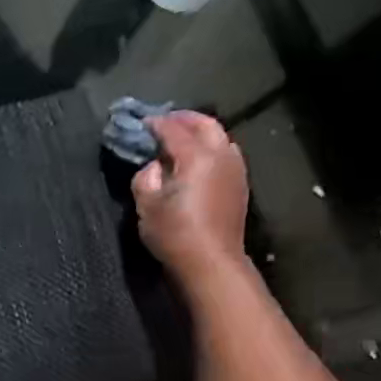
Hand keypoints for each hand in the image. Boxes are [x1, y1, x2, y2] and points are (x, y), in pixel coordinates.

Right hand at [132, 111, 250, 282]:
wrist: (211, 260)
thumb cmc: (174, 233)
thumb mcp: (146, 206)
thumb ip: (145, 178)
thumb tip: (154, 166)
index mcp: (196, 156)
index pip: (174, 130)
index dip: (156, 124)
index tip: (141, 123)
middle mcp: (221, 155)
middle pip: (205, 124)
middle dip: (184, 119)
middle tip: (165, 121)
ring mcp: (235, 169)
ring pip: (220, 137)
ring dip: (200, 132)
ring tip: (182, 138)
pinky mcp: (239, 184)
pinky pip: (226, 154)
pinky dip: (210, 148)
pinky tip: (198, 160)